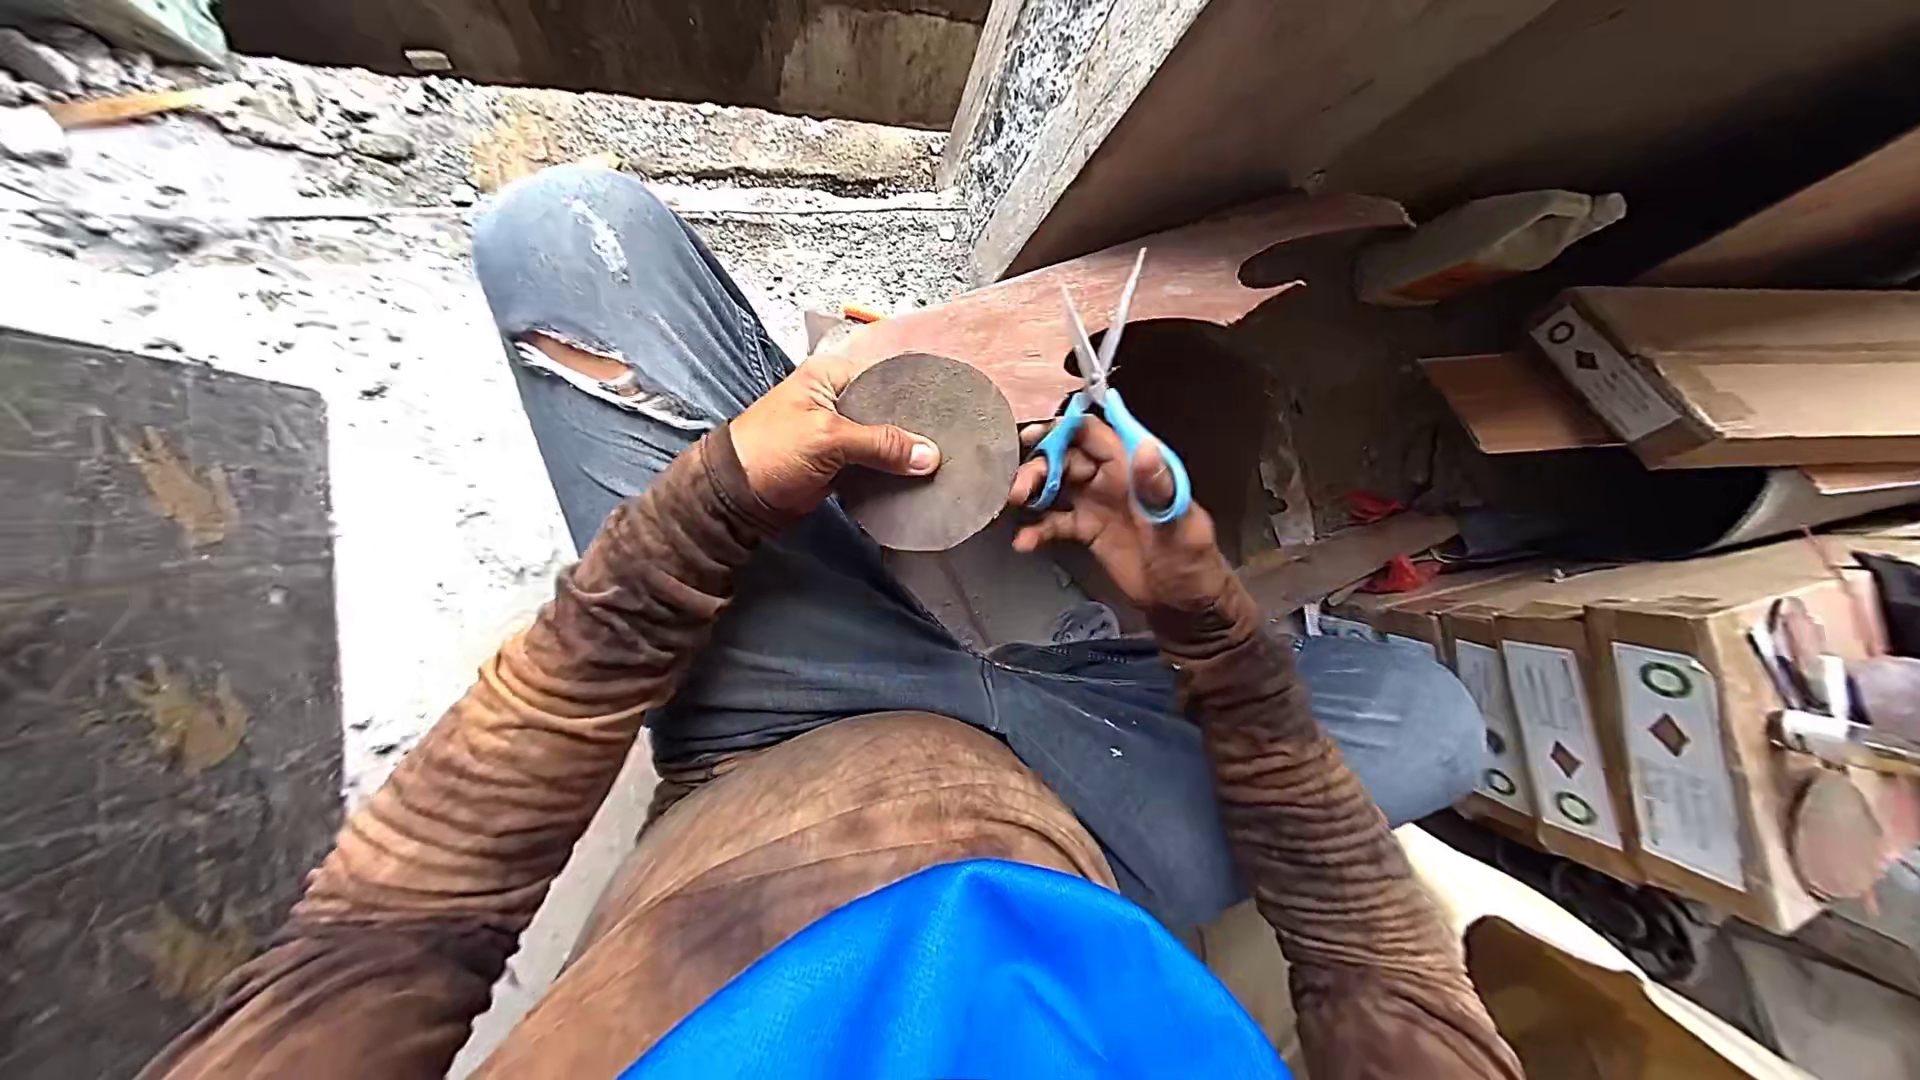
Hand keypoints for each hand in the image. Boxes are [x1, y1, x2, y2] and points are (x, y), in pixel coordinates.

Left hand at [731, 354, 940, 512]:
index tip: (945, 410)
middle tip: (947, 440)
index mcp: (829, 376)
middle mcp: (836, 399)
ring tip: (938, 461)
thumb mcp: (829, 438)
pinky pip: (873, 463)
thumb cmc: (770, 452)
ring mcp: (837, 433)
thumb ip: (881, 444)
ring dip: (902, 454)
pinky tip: (914, 478)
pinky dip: (889, 472)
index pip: (883, 377)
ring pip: (881, 439)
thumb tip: (929, 456)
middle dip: (912, 428)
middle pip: (886, 410)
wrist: (737, 500)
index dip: (912, 394)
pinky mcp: (839, 463)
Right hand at [1007, 416, 1232, 614]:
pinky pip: (1054, 522)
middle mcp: (1110, 480)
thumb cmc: (1192, 563)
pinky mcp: (1085, 531)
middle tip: (1019, 488)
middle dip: (1039, 466)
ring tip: (1015, 504)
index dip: (1063, 430)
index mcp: (1133, 469)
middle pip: (1065, 458)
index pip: (1093, 435)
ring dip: (1032, 491)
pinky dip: (1036, 529)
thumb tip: (1144, 448)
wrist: (1183, 605)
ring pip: (1054, 485)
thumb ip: (1161, 489)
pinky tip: (1024, 542)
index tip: (1034, 437)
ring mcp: (1095, 505)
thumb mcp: (1183, 527)